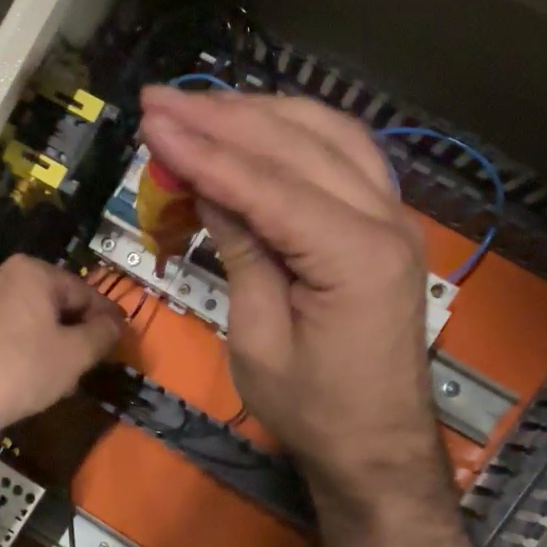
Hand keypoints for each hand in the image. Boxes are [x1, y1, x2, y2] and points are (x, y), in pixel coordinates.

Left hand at [0, 255, 125, 431]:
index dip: (107, 318)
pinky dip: (34, 345)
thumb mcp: (76, 353)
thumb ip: (104, 333)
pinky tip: (44, 371)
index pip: (85, 292)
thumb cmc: (26, 369)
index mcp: (33, 271)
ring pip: (38, 318)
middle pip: (60, 303)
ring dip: (58, 341)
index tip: (122, 338)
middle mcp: (6, 275)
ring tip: (73, 370)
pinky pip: (16, 329)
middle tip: (97, 358)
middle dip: (80, 330)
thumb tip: (117, 324)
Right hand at [139, 86, 477, 546]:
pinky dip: (299, 133)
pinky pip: (346, 157)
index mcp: (353, 256)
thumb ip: (242, 252)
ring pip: (329, 135)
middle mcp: (384, 220)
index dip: (204, 150)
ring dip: (262, 114)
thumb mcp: (257, 339)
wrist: (375, 446)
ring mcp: (394, 217)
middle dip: (225, 117)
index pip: (267, 184)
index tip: (152, 121)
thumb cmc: (311, 410)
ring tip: (201, 106)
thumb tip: (208, 186)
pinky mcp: (387, 225)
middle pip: (298, 144)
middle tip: (162, 100)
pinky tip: (261, 126)